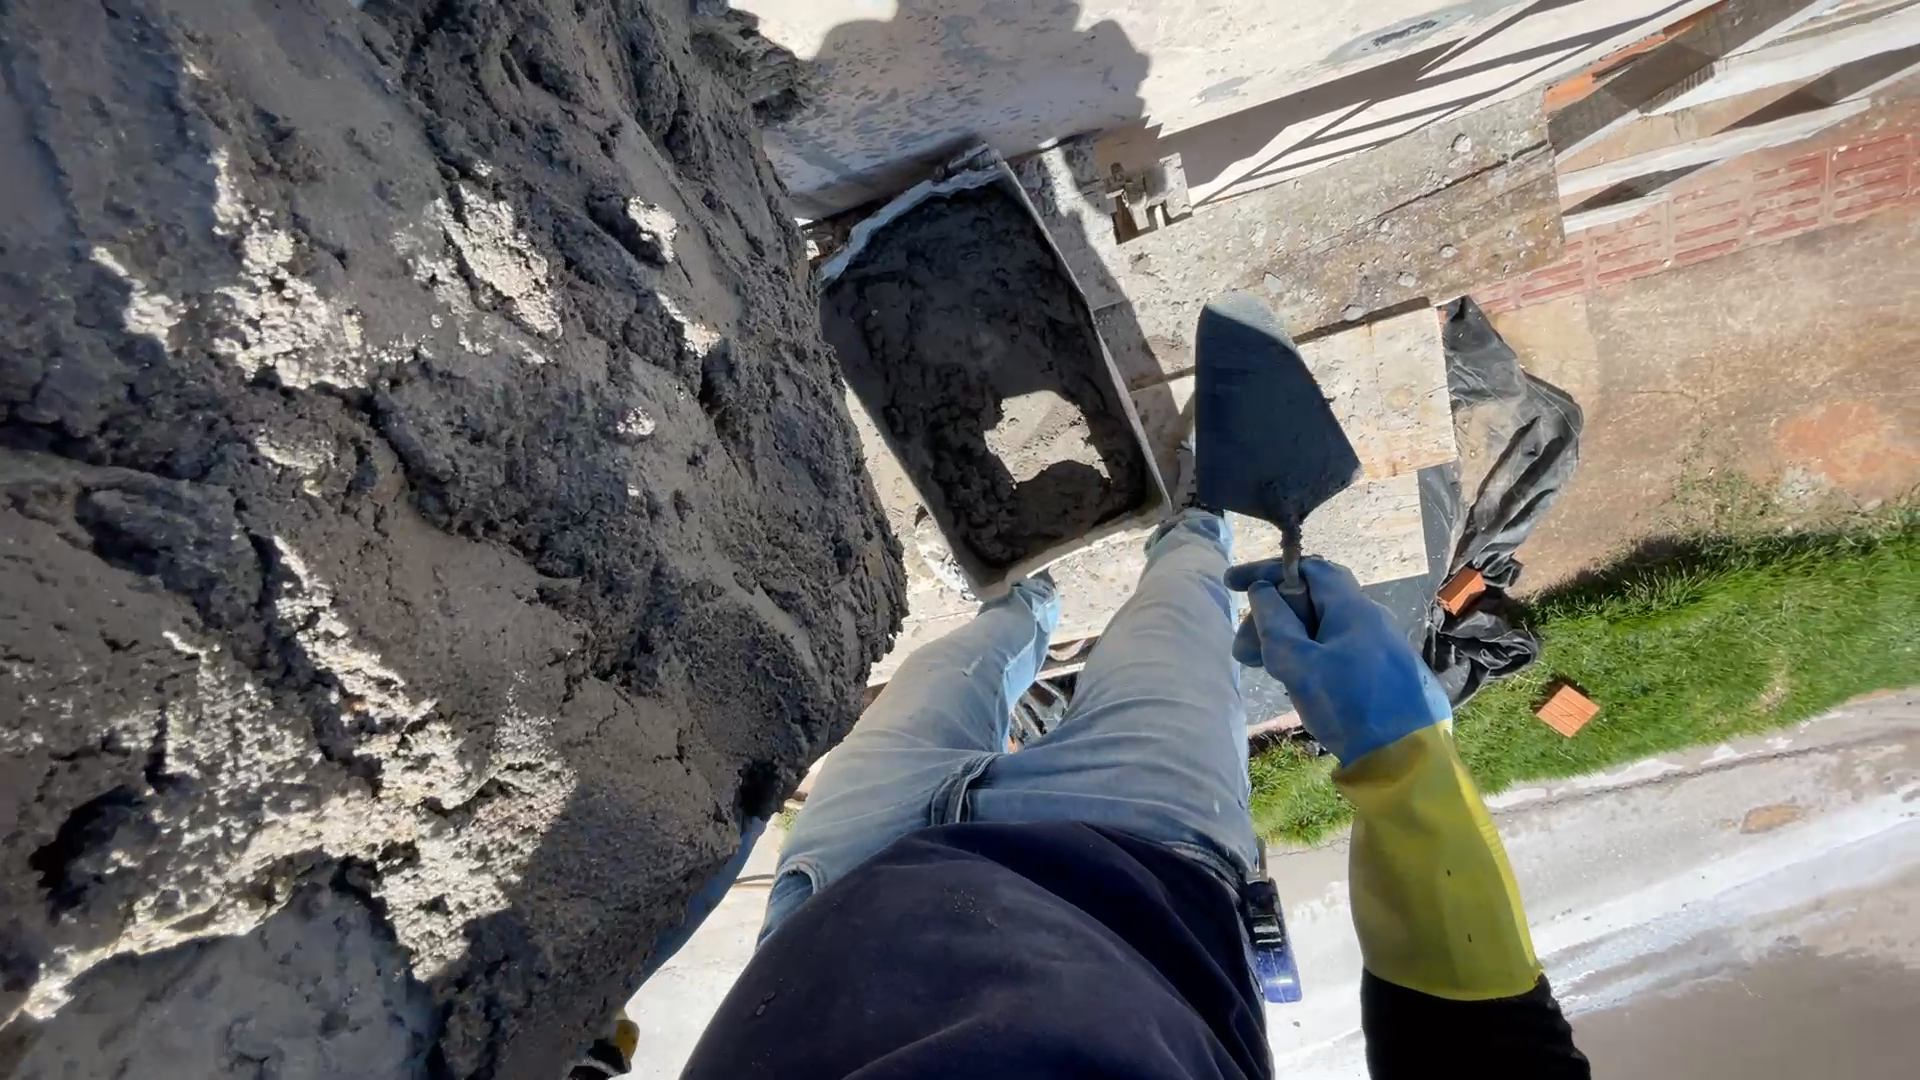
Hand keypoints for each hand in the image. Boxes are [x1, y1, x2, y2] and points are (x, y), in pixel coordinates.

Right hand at [1225, 557, 1450, 763]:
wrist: (1405, 761)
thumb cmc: (1347, 703)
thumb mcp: (1297, 662)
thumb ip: (1274, 621)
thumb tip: (1262, 591)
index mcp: (1353, 609)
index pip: (1307, 568)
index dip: (1267, 571)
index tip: (1233, 584)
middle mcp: (1370, 619)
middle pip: (1310, 601)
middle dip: (1270, 617)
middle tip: (1242, 646)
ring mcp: (1379, 646)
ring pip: (1320, 627)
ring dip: (1284, 639)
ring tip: (1260, 667)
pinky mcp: (1382, 671)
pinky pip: (1334, 648)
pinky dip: (1305, 654)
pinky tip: (1291, 679)